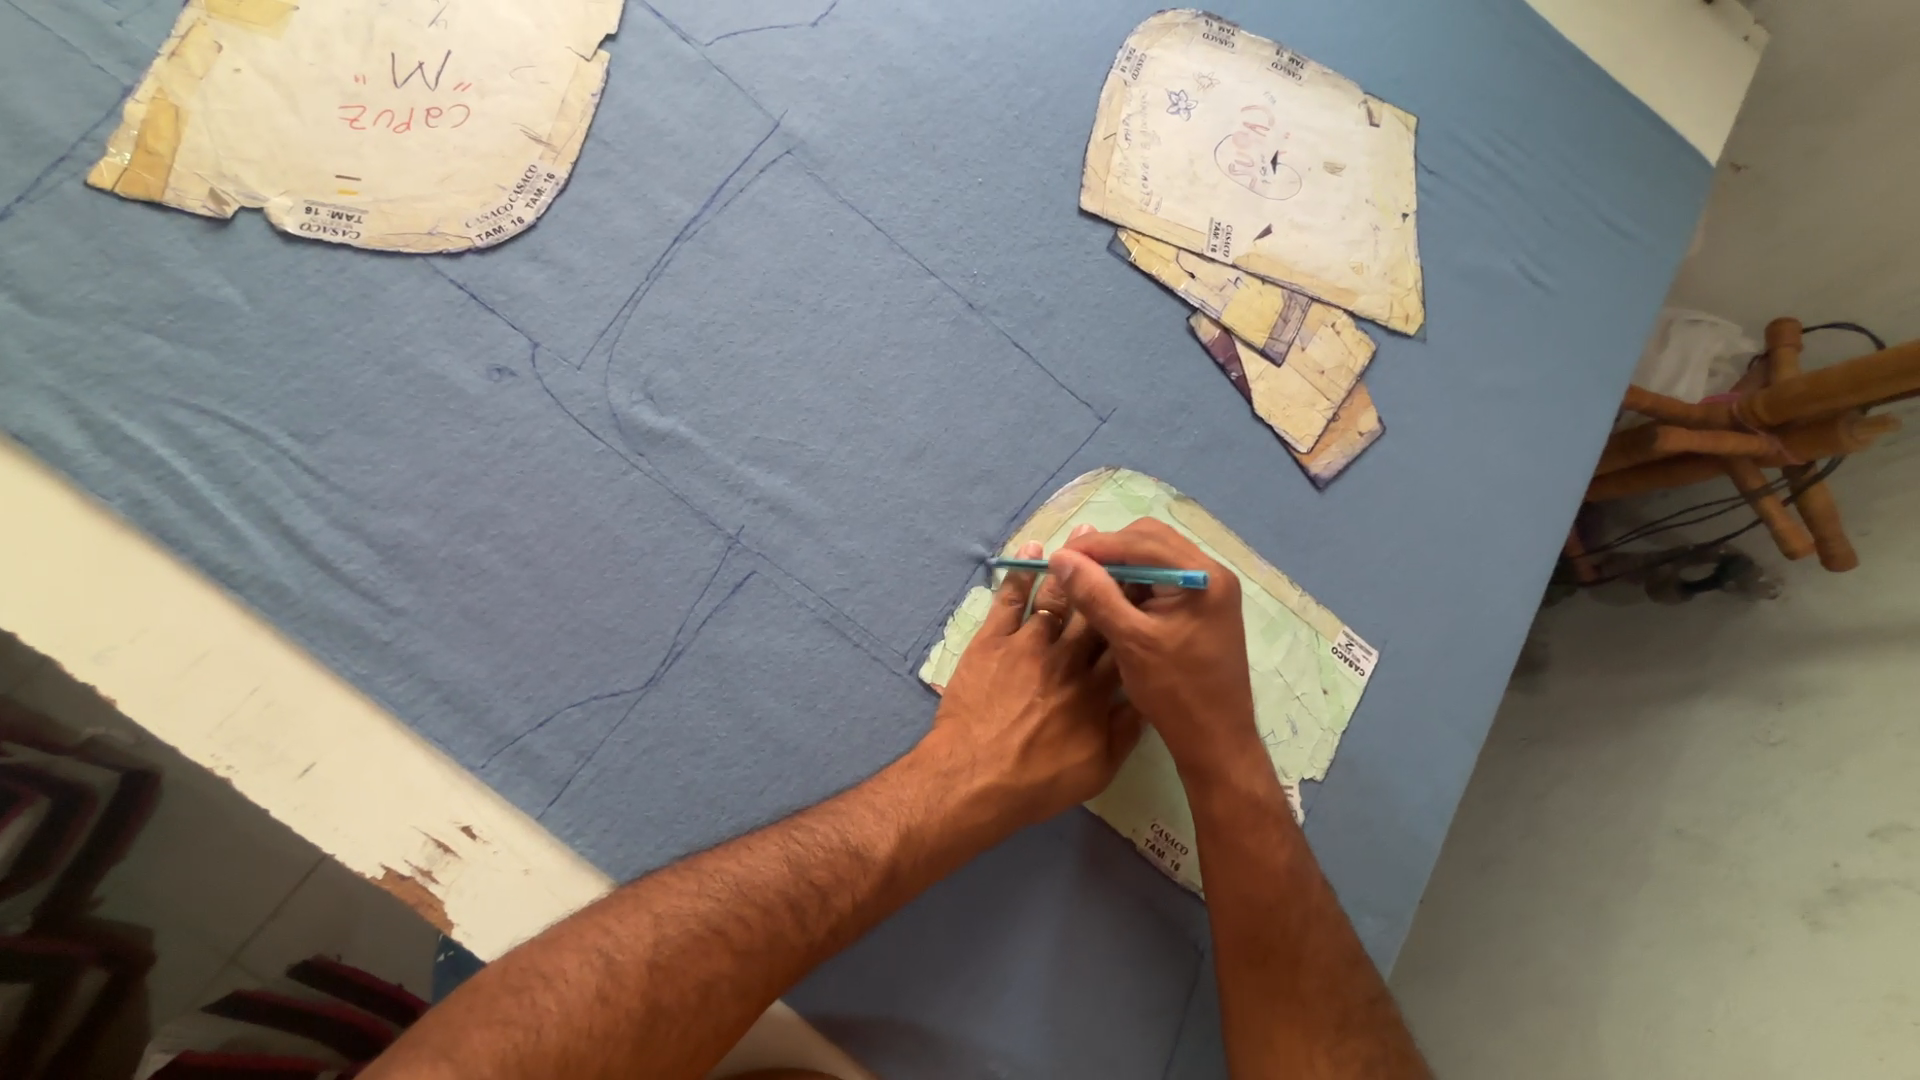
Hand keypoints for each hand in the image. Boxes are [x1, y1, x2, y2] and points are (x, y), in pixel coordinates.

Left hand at [922, 537, 1142, 830]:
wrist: (976, 778)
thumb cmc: (1039, 780)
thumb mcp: (1099, 768)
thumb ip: (1127, 730)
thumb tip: (1148, 697)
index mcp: (1098, 688)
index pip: (1125, 639)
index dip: (1136, 611)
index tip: (1149, 585)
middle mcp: (1068, 658)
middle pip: (1094, 610)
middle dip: (1110, 576)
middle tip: (1122, 545)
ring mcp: (1028, 644)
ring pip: (1055, 596)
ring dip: (1071, 565)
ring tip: (1084, 535)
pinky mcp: (992, 641)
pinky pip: (1009, 599)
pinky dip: (1020, 573)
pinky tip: (1031, 550)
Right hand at [1046, 520, 1258, 778]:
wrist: (1216, 740)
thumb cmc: (1175, 693)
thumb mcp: (1129, 641)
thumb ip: (1095, 595)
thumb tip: (1060, 557)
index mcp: (1202, 576)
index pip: (1141, 540)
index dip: (1096, 546)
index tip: (1059, 559)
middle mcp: (1211, 573)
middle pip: (1150, 540)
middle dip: (1108, 551)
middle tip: (1072, 571)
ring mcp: (1209, 589)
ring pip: (1154, 558)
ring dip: (1119, 567)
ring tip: (1086, 586)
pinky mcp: (1201, 606)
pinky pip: (1161, 579)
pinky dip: (1134, 584)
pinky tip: (1111, 602)